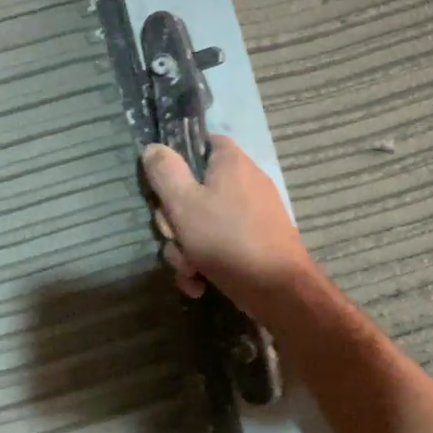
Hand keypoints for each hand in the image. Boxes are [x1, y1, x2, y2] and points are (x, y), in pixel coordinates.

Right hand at [142, 136, 314, 303]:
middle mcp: (244, 182)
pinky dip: (204, 261)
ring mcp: (251, 214)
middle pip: (194, 188)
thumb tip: (153, 147)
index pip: (202, 141)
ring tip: (188, 269)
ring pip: (202, 221)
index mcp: (230, 163)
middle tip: (173, 236)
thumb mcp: (183, 203)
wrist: (278, 291)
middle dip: (175, 220)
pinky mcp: (255, 241)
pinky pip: (219, 243)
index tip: (161, 184)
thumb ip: (164, 172)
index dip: (177, 158)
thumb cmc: (226, 239)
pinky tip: (198, 282)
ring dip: (186, 248)